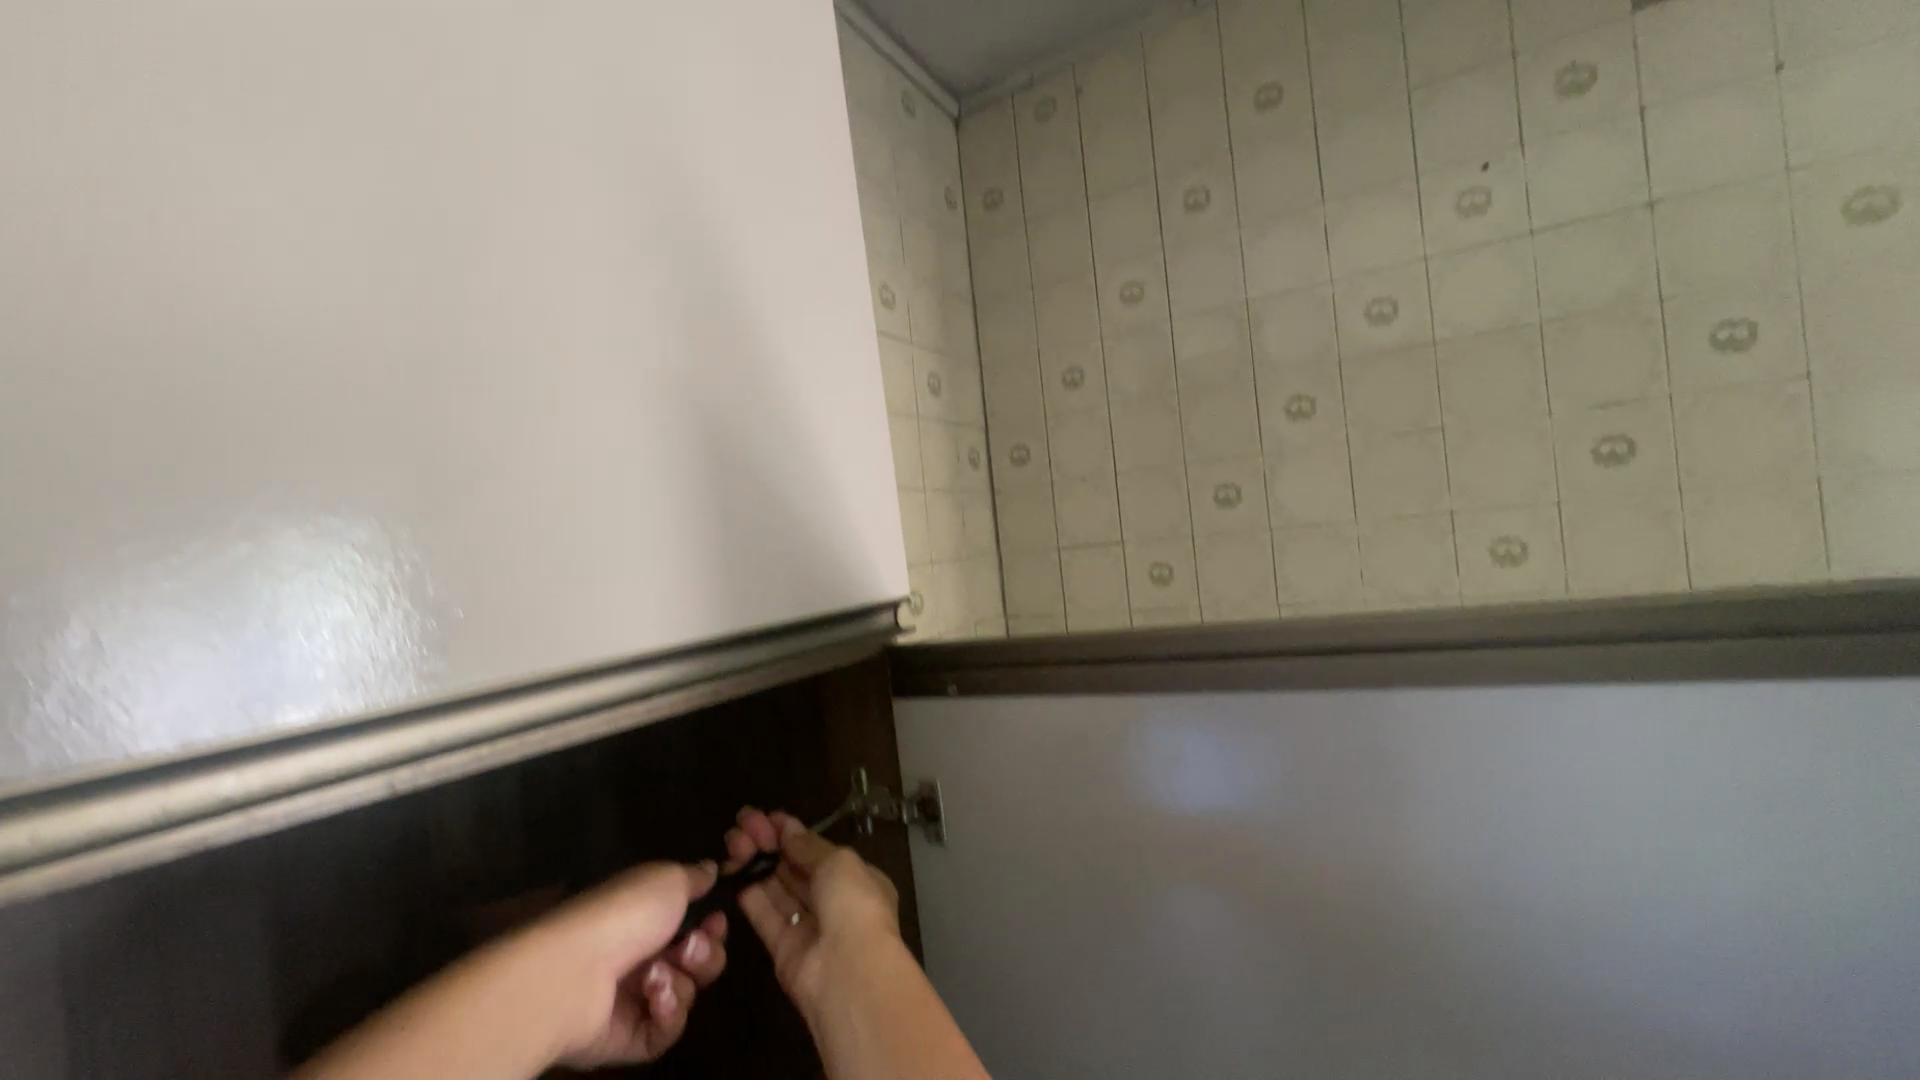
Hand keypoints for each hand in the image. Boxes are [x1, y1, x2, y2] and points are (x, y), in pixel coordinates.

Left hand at [501, 861, 730, 1068]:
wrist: (574, 971)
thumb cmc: (624, 915)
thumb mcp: (668, 879)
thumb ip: (695, 877)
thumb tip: (712, 869)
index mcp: (647, 920)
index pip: (694, 927)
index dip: (712, 926)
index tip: (716, 920)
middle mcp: (641, 958)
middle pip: (697, 963)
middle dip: (705, 955)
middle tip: (689, 948)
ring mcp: (632, 1000)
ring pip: (686, 994)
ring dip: (681, 982)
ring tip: (654, 976)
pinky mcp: (628, 1038)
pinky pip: (666, 1030)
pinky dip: (668, 1013)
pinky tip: (654, 999)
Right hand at [725, 807, 900, 1013]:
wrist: (847, 971)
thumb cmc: (854, 904)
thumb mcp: (839, 862)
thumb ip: (809, 846)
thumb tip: (788, 830)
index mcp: (858, 879)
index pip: (821, 852)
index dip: (794, 834)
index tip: (768, 817)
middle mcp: (834, 903)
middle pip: (797, 869)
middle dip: (772, 846)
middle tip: (743, 824)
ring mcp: (809, 928)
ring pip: (779, 890)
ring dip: (757, 866)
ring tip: (732, 841)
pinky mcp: (784, 950)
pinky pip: (766, 916)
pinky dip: (750, 895)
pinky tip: (731, 873)